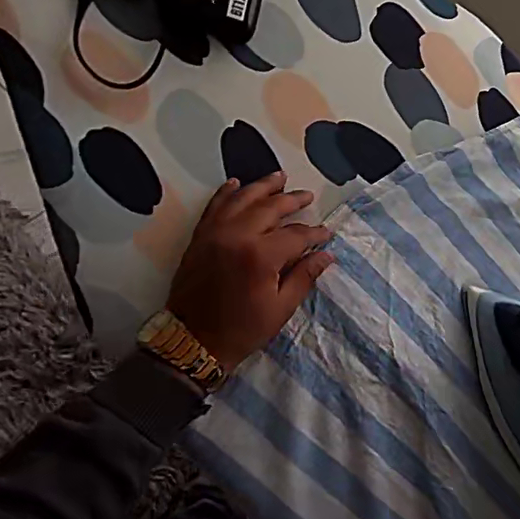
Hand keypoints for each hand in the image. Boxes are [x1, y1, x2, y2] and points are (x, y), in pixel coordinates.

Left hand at [166, 172, 334, 369]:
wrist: (193, 340)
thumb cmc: (242, 329)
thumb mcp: (280, 308)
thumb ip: (304, 277)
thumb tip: (325, 256)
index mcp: (260, 257)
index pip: (296, 235)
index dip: (314, 234)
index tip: (326, 234)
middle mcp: (237, 236)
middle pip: (270, 208)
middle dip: (292, 200)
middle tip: (307, 196)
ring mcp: (215, 233)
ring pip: (242, 199)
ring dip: (262, 186)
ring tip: (279, 177)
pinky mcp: (200, 237)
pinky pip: (214, 206)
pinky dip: (226, 193)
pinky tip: (236, 184)